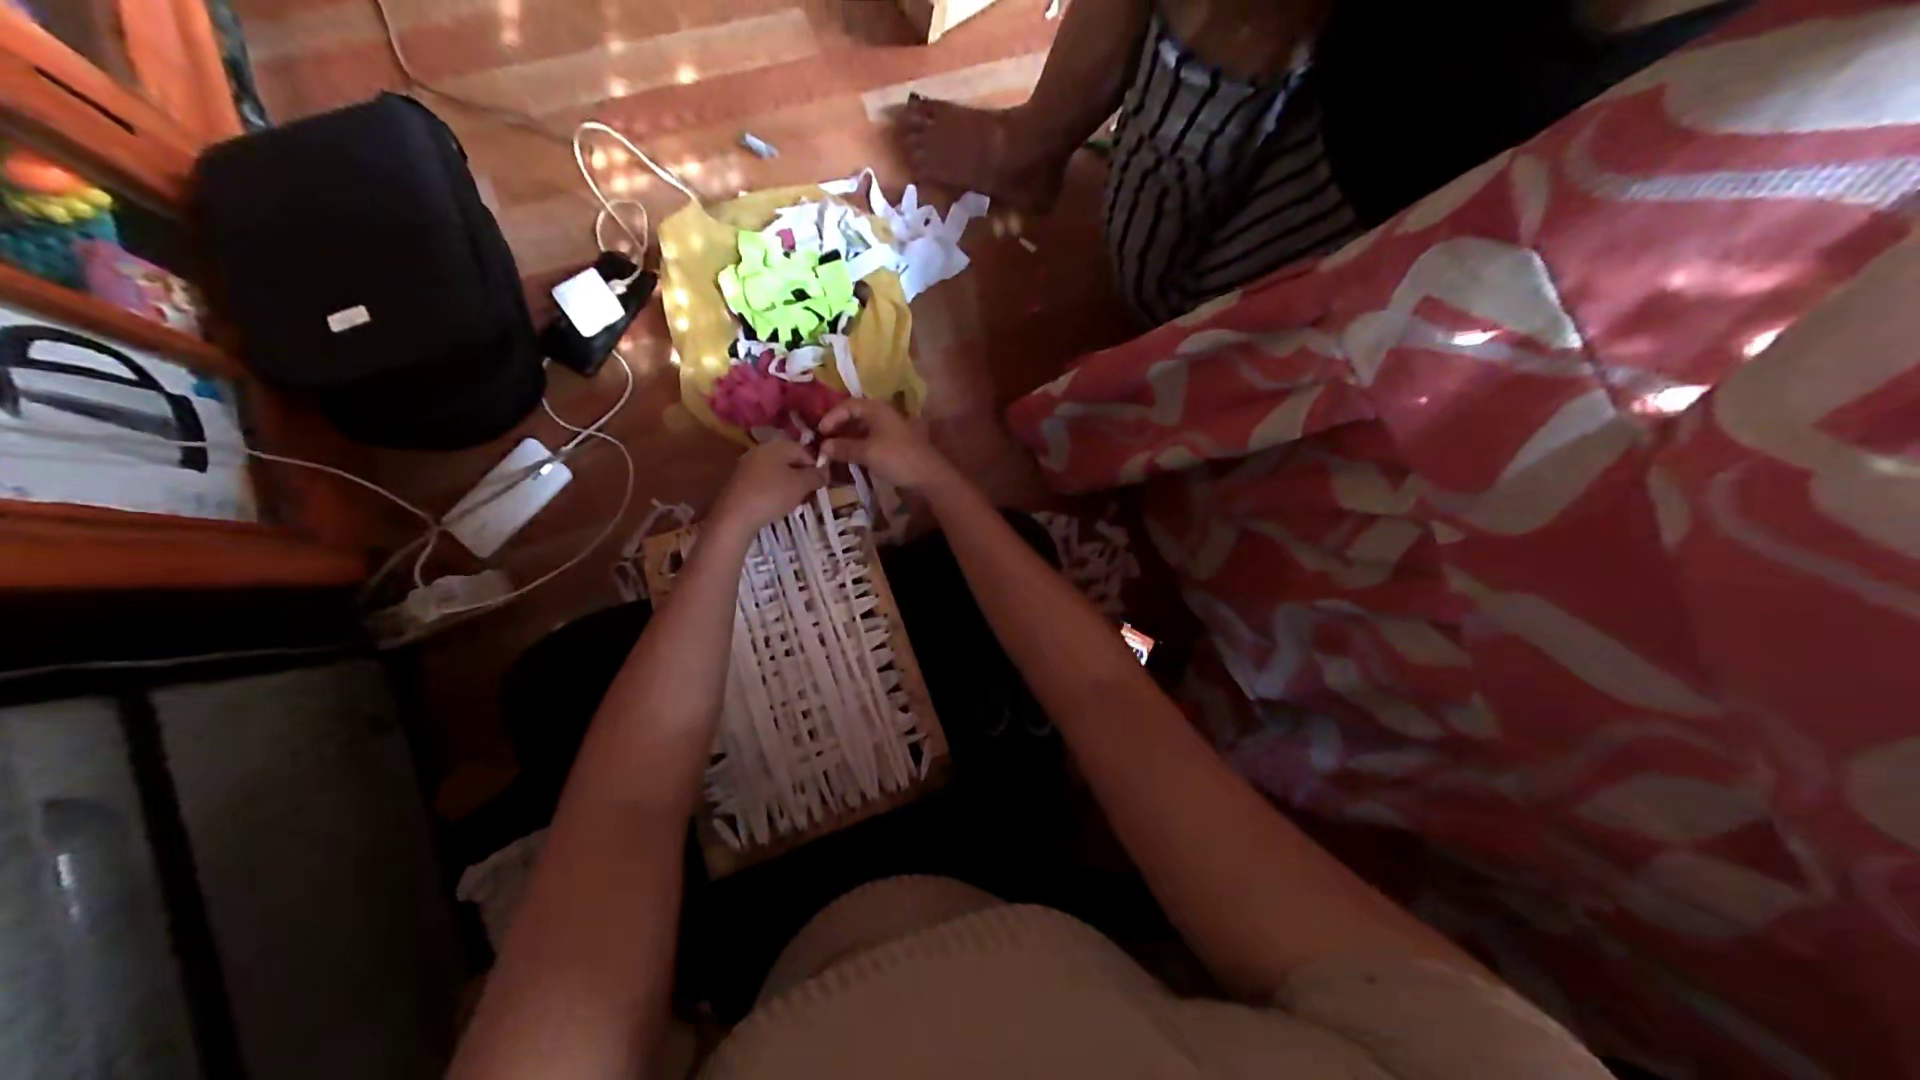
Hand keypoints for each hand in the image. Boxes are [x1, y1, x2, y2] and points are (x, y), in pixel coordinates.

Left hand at [708, 441, 825, 537]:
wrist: (734, 516)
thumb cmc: (772, 495)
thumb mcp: (801, 485)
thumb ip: (816, 475)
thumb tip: (825, 472)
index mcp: (777, 446)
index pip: (804, 450)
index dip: (816, 466)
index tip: (822, 484)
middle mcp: (761, 450)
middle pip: (790, 460)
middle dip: (803, 476)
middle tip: (810, 494)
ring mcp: (748, 465)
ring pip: (777, 471)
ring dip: (790, 485)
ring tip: (796, 502)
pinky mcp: (740, 481)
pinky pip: (765, 481)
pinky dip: (775, 490)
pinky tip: (777, 504)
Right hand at [817, 398, 957, 491]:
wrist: (929, 475)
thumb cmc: (896, 458)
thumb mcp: (867, 452)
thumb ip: (844, 447)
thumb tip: (823, 446)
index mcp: (876, 409)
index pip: (847, 405)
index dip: (831, 417)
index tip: (820, 432)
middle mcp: (882, 414)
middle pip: (855, 415)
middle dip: (838, 427)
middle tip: (824, 441)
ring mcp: (889, 428)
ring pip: (862, 428)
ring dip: (847, 437)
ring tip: (833, 450)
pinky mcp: (893, 443)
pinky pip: (870, 439)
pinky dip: (858, 445)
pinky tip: (850, 456)